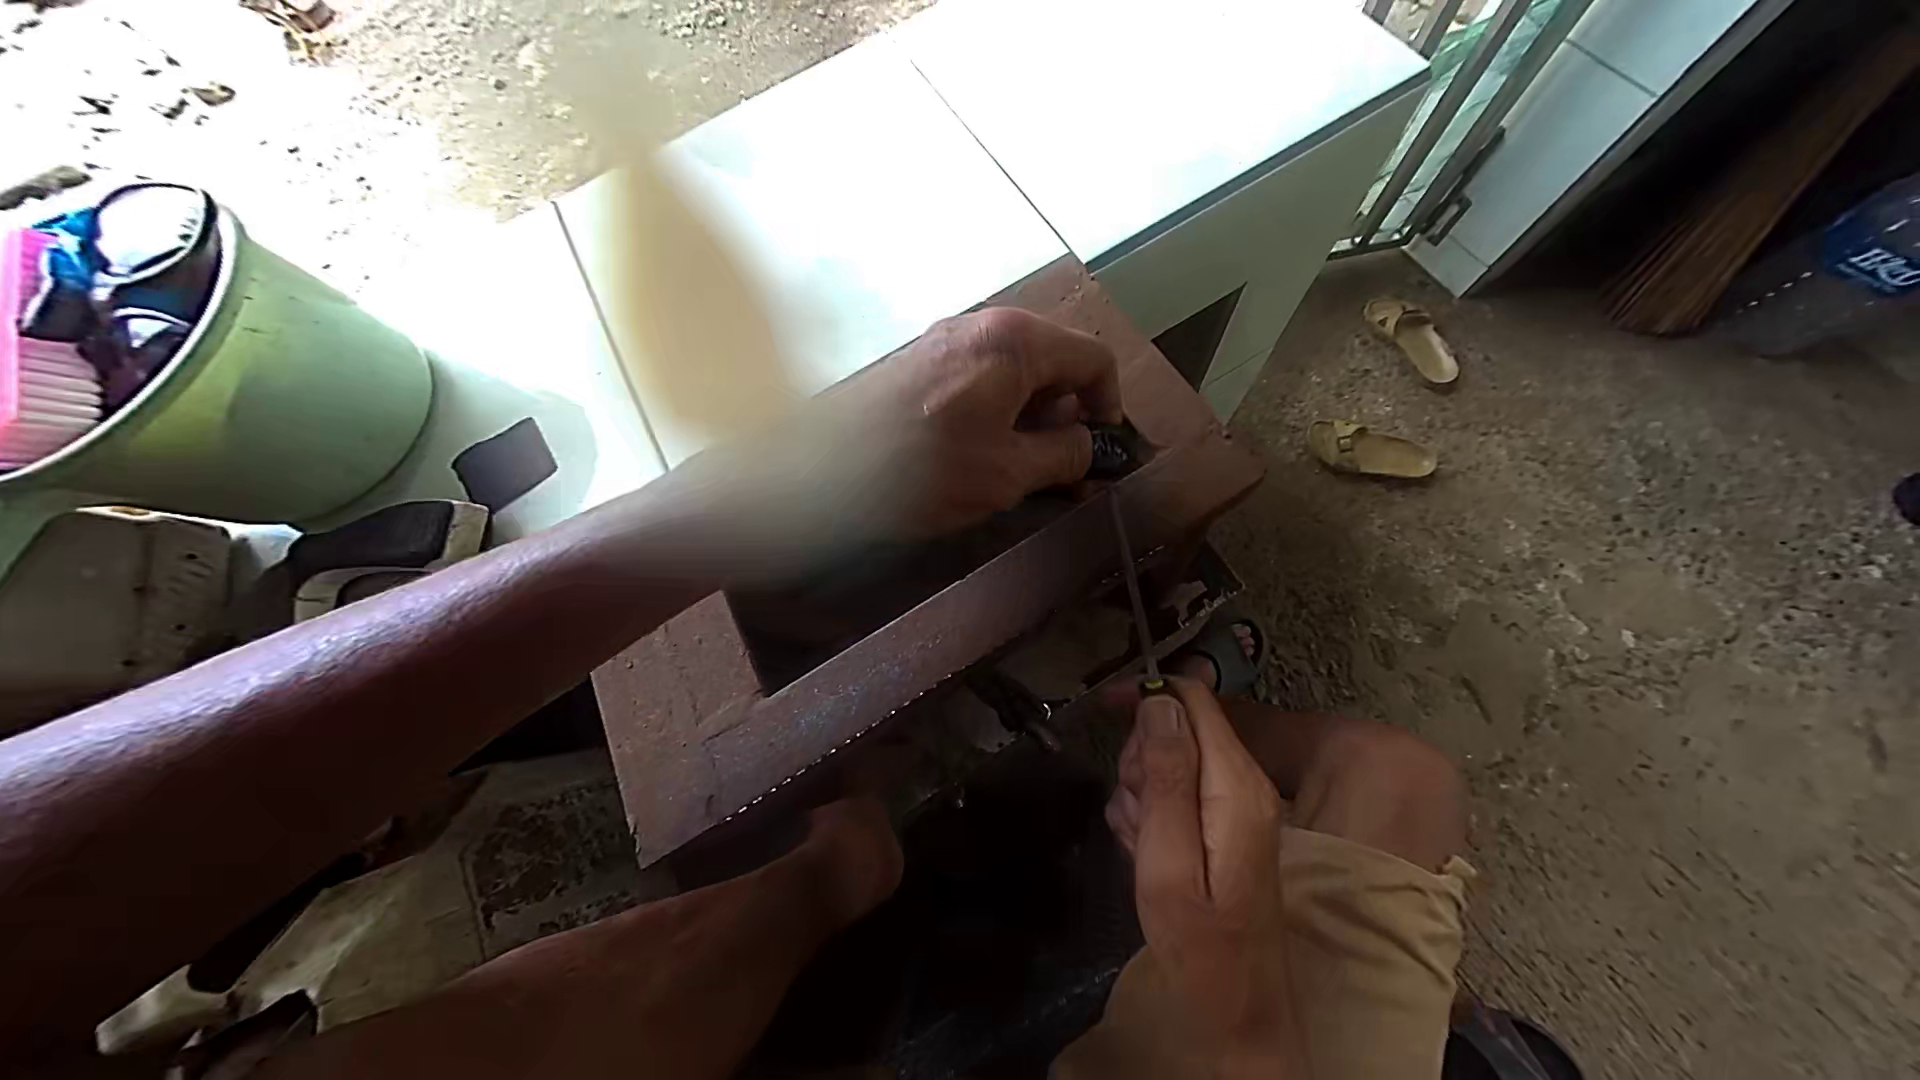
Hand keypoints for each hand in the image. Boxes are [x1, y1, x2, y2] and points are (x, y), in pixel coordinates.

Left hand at [640, 307, 1121, 579]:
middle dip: (1065, 412)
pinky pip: (977, 379)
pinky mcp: (917, 362)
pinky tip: (976, 452)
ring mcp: (944, 340)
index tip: (1100, 446)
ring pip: (1014, 372)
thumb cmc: (922, 470)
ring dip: (1029, 416)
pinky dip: (994, 411)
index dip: (1109, 404)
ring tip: (1016, 466)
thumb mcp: (1009, 473)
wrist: (818, 470)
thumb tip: (1086, 446)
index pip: (1093, 359)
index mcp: (1015, 340)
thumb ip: (1064, 455)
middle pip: (1053, 360)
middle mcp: (982, 325)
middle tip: (1057, 464)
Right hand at [1107, 678, 1303, 1074]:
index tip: (1105, 708)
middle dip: (1142, 753)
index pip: (1194, 700)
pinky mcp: (1221, 820)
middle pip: (1177, 725)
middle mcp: (1243, 782)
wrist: (1233, 1004)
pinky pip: (1173, 787)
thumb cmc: (1198, 941)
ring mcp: (1234, 801)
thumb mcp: (1167, 859)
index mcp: (1236, 784)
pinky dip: (1149, 807)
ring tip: (1139, 835)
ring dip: (1141, 785)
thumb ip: (1167, 776)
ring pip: (1169, 756)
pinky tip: (1144, 844)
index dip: (1147, 693)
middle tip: (1132, 805)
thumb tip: (1161, 702)